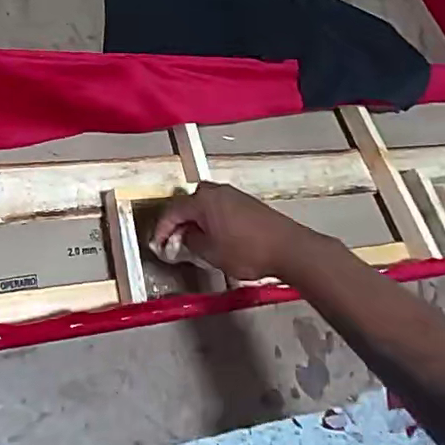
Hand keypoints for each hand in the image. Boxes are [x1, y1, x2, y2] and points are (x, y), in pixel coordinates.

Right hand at [149, 182, 322, 281]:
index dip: (162, 228)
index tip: (158, 243)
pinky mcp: (248, 204)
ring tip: (195, 242)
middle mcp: (218, 192)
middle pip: (190, 203)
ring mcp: (235, 195)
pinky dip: (213, 220)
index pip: (173, 210)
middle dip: (180, 221)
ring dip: (197, 220)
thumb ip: (191, 241)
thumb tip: (186, 236)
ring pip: (206, 205)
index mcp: (203, 200)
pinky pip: (221, 208)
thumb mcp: (210, 253)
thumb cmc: (248, 251)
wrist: (287, 247)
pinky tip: (216, 237)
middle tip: (174, 241)